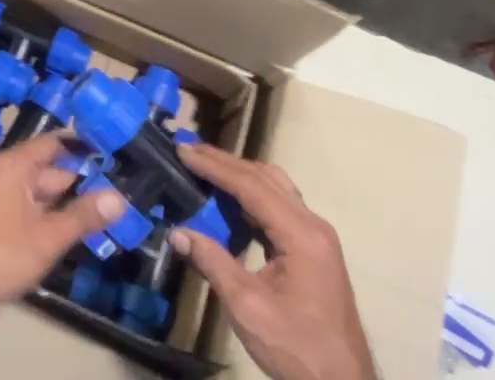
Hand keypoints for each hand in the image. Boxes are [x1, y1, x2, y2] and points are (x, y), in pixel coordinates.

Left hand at [0, 133, 123, 377]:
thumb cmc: (1, 257)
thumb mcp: (49, 237)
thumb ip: (84, 215)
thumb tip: (121, 196)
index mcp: (13, 166)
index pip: (54, 143)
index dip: (84, 145)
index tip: (117, 149)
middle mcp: (6, 174)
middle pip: (53, 170)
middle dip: (86, 181)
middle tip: (128, 187)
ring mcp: (2, 198)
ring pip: (46, 193)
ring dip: (74, 203)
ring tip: (117, 208)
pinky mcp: (2, 222)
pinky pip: (36, 210)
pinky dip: (57, 217)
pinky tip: (85, 230)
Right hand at [170, 143, 375, 379]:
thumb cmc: (295, 345)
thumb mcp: (247, 306)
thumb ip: (212, 262)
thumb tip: (177, 232)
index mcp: (301, 236)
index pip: (252, 186)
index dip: (215, 166)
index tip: (183, 150)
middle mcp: (313, 226)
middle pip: (266, 179)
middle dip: (225, 162)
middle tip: (187, 149)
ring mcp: (317, 237)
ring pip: (275, 188)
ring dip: (239, 174)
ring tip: (203, 166)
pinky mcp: (314, 250)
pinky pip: (280, 207)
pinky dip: (251, 194)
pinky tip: (229, 200)